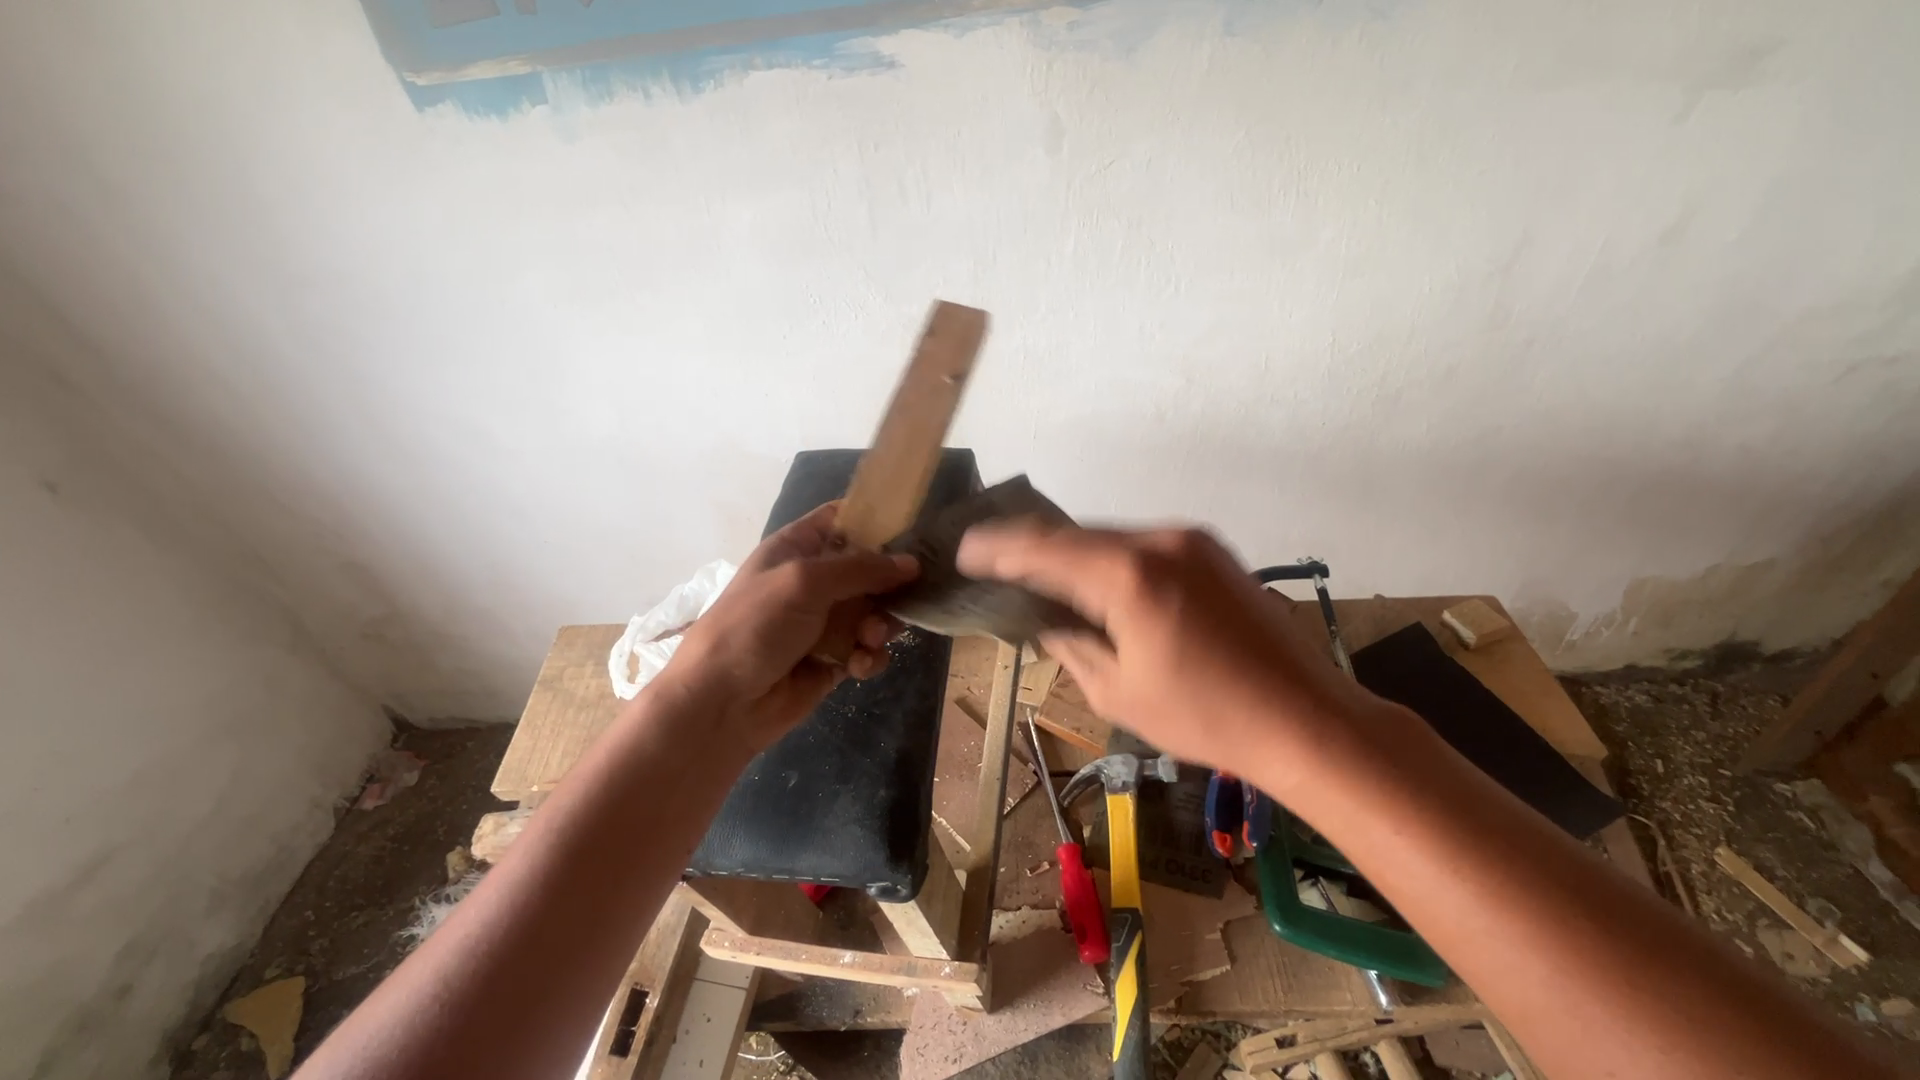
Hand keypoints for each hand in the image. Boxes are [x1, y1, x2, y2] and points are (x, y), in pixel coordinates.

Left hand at [666, 502, 918, 749]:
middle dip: (890, 583)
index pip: (842, 519)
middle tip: (903, 595)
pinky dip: (869, 656)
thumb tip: (912, 563)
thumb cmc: (755, 626)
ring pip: (875, 612)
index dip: (876, 521)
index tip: (914, 530)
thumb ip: (861, 568)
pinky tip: (859, 666)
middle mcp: (812, 581)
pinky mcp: (833, 660)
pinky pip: (867, 650)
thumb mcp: (804, 582)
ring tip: (870, 638)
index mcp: (797, 548)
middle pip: (869, 569)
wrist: (722, 702)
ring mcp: (823, 622)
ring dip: (881, 624)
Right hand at [956, 522, 1375, 775]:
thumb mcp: (1118, 692)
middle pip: (1077, 535)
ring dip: (1075, 555)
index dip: (998, 547)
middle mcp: (1160, 541)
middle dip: (1034, 549)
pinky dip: (1112, 560)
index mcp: (1130, 576)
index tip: (964, 549)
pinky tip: (1098, 585)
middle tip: (996, 565)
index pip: (1045, 548)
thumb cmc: (1205, 718)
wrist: (1304, 718)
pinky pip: (1144, 546)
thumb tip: (1045, 621)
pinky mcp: (1213, 552)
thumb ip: (1071, 645)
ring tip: (1041, 578)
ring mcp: (1192, 540)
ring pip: (1111, 538)